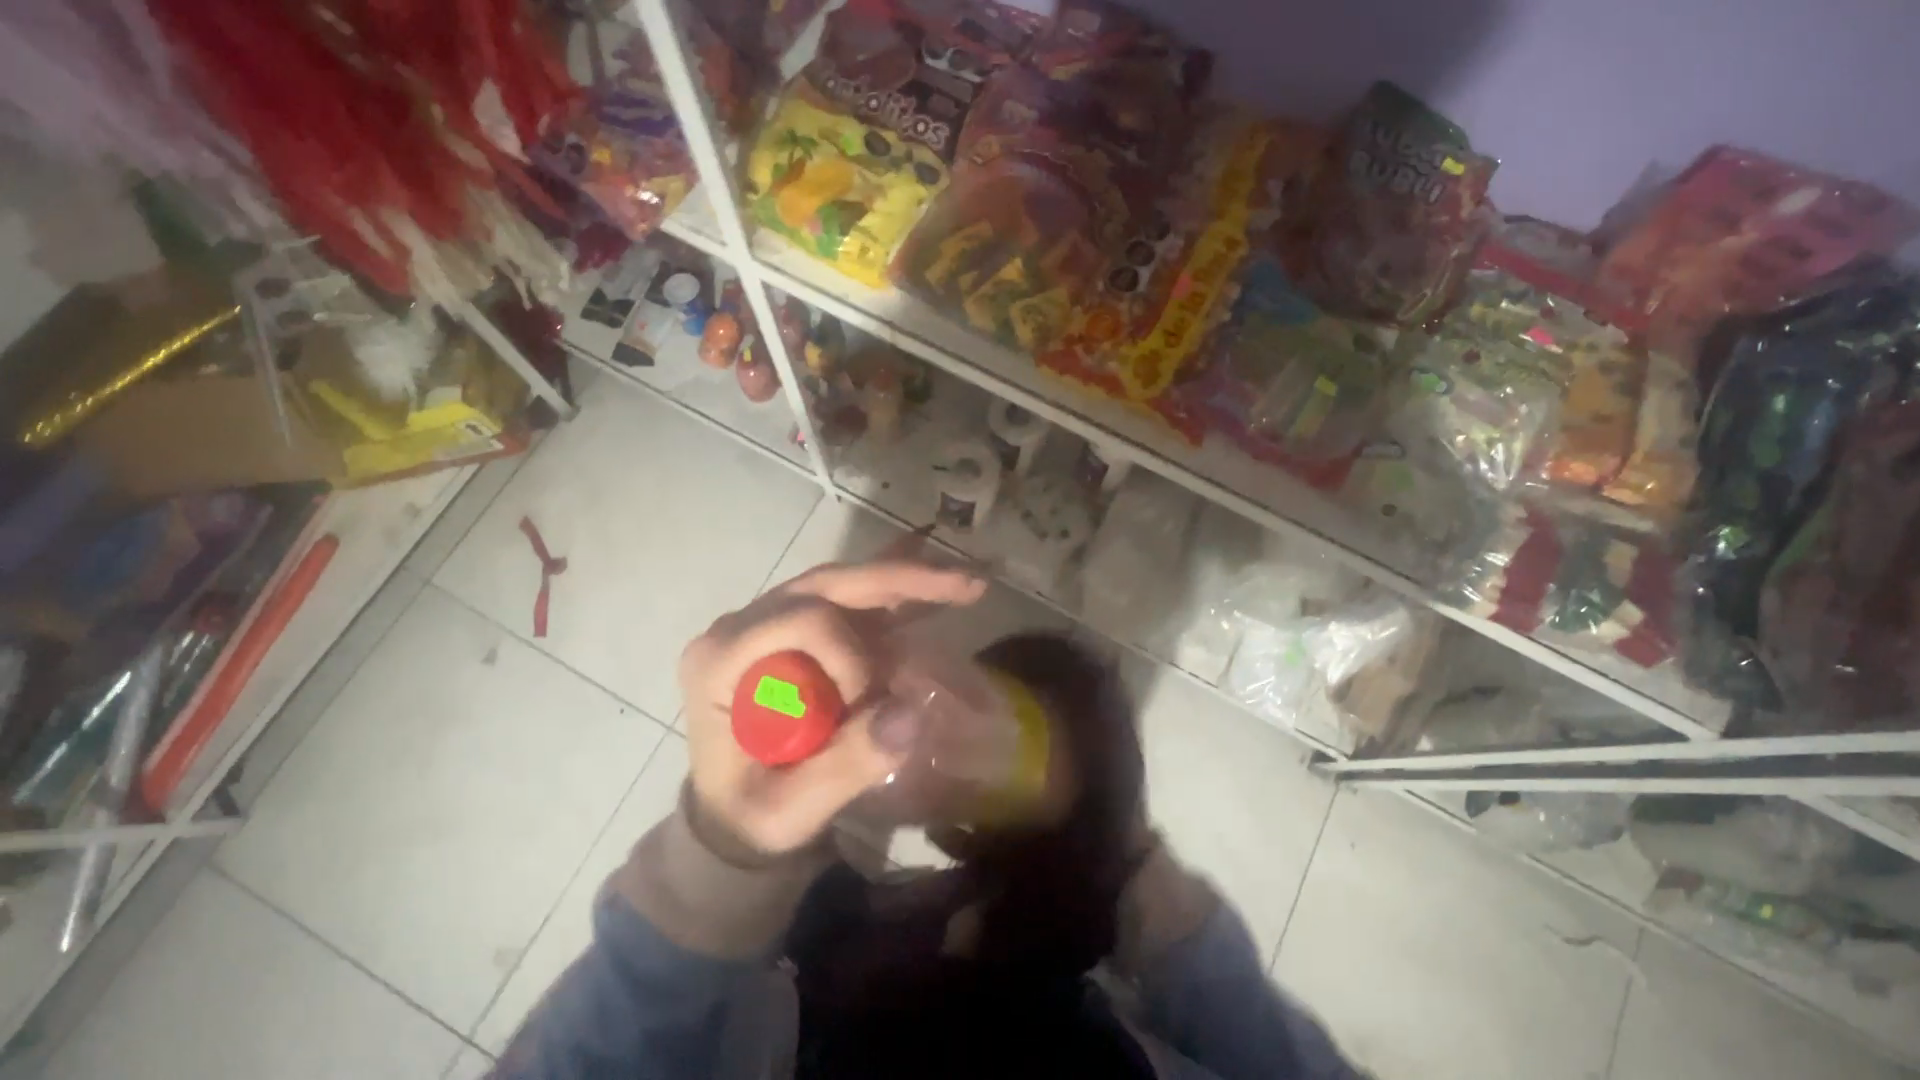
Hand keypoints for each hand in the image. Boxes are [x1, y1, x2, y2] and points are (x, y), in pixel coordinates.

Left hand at [678, 557, 986, 857]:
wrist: (732, 821)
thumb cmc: (751, 815)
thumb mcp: (791, 809)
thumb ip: (846, 764)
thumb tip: (910, 713)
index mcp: (721, 660)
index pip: (804, 620)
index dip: (851, 656)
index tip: (867, 712)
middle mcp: (742, 628)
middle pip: (828, 585)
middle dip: (900, 580)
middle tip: (967, 587)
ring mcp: (770, 626)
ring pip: (844, 586)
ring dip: (906, 582)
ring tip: (967, 584)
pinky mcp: (798, 637)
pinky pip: (850, 604)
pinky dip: (895, 597)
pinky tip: (940, 590)